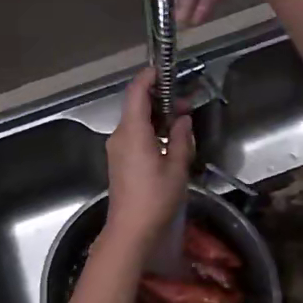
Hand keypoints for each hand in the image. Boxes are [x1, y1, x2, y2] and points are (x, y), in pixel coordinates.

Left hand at [103, 69, 193, 248]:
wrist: (130, 232)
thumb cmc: (155, 199)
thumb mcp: (177, 167)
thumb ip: (180, 138)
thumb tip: (182, 119)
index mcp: (132, 132)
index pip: (136, 93)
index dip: (148, 77)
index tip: (165, 70)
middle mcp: (119, 136)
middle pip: (135, 106)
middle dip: (159, 99)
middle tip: (186, 103)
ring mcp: (117, 149)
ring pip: (135, 122)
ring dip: (156, 116)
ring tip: (181, 121)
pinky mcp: (119, 162)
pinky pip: (134, 136)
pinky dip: (150, 130)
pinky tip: (168, 139)